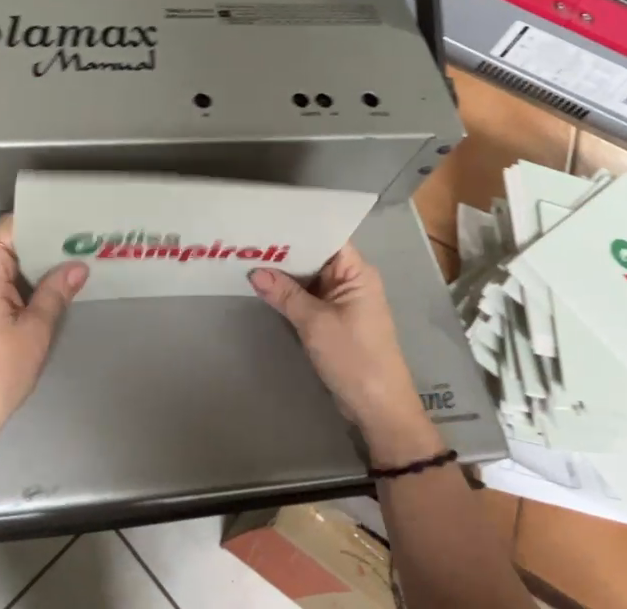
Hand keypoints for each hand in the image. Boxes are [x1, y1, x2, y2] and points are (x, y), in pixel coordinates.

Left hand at [0, 217, 87, 443]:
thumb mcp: (36, 328)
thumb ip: (55, 292)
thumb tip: (78, 266)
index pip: (10, 227)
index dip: (38, 218)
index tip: (70, 216)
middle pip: (13, 242)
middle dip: (46, 239)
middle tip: (84, 236)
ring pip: (14, 263)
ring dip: (41, 260)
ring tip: (79, 254)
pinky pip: (10, 281)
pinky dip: (32, 279)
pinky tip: (59, 282)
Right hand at [249, 245, 440, 461]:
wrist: (379, 407)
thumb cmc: (354, 357)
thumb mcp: (315, 323)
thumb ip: (284, 294)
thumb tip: (254, 272)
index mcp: (356, 272)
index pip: (326, 237)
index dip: (298, 228)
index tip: (266, 219)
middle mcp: (351, 280)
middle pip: (315, 256)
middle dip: (284, 250)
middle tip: (247, 237)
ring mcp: (343, 301)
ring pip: (309, 277)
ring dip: (284, 272)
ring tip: (248, 255)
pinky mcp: (335, 320)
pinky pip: (309, 297)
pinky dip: (289, 293)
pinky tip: (263, 285)